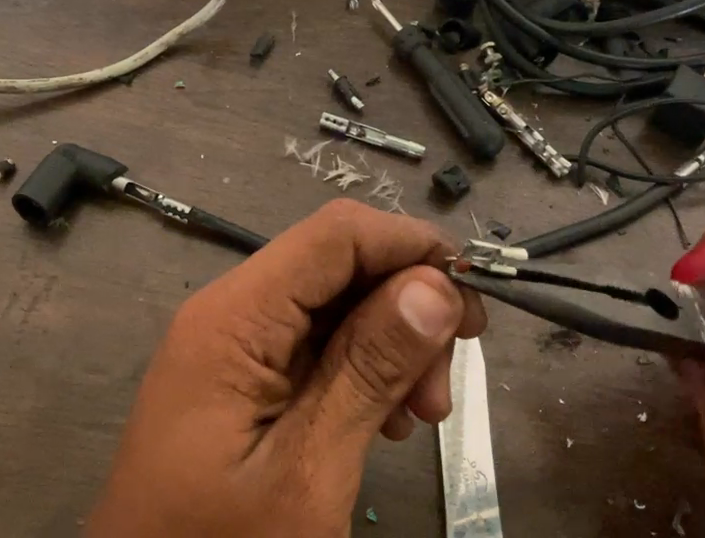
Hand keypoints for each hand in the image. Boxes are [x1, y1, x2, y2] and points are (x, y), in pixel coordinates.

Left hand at [85, 201, 485, 537]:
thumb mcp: (307, 470)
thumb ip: (368, 369)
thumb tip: (434, 284)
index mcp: (234, 316)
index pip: (335, 234)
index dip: (409, 246)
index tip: (473, 295)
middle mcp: (231, 312)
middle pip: (338, 266)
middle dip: (406, 306)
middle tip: (447, 382)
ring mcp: (235, 346)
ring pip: (335, 306)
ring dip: (392, 344)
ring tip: (423, 414)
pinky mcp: (244, 379)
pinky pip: (317, 348)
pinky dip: (364, 371)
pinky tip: (387, 419)